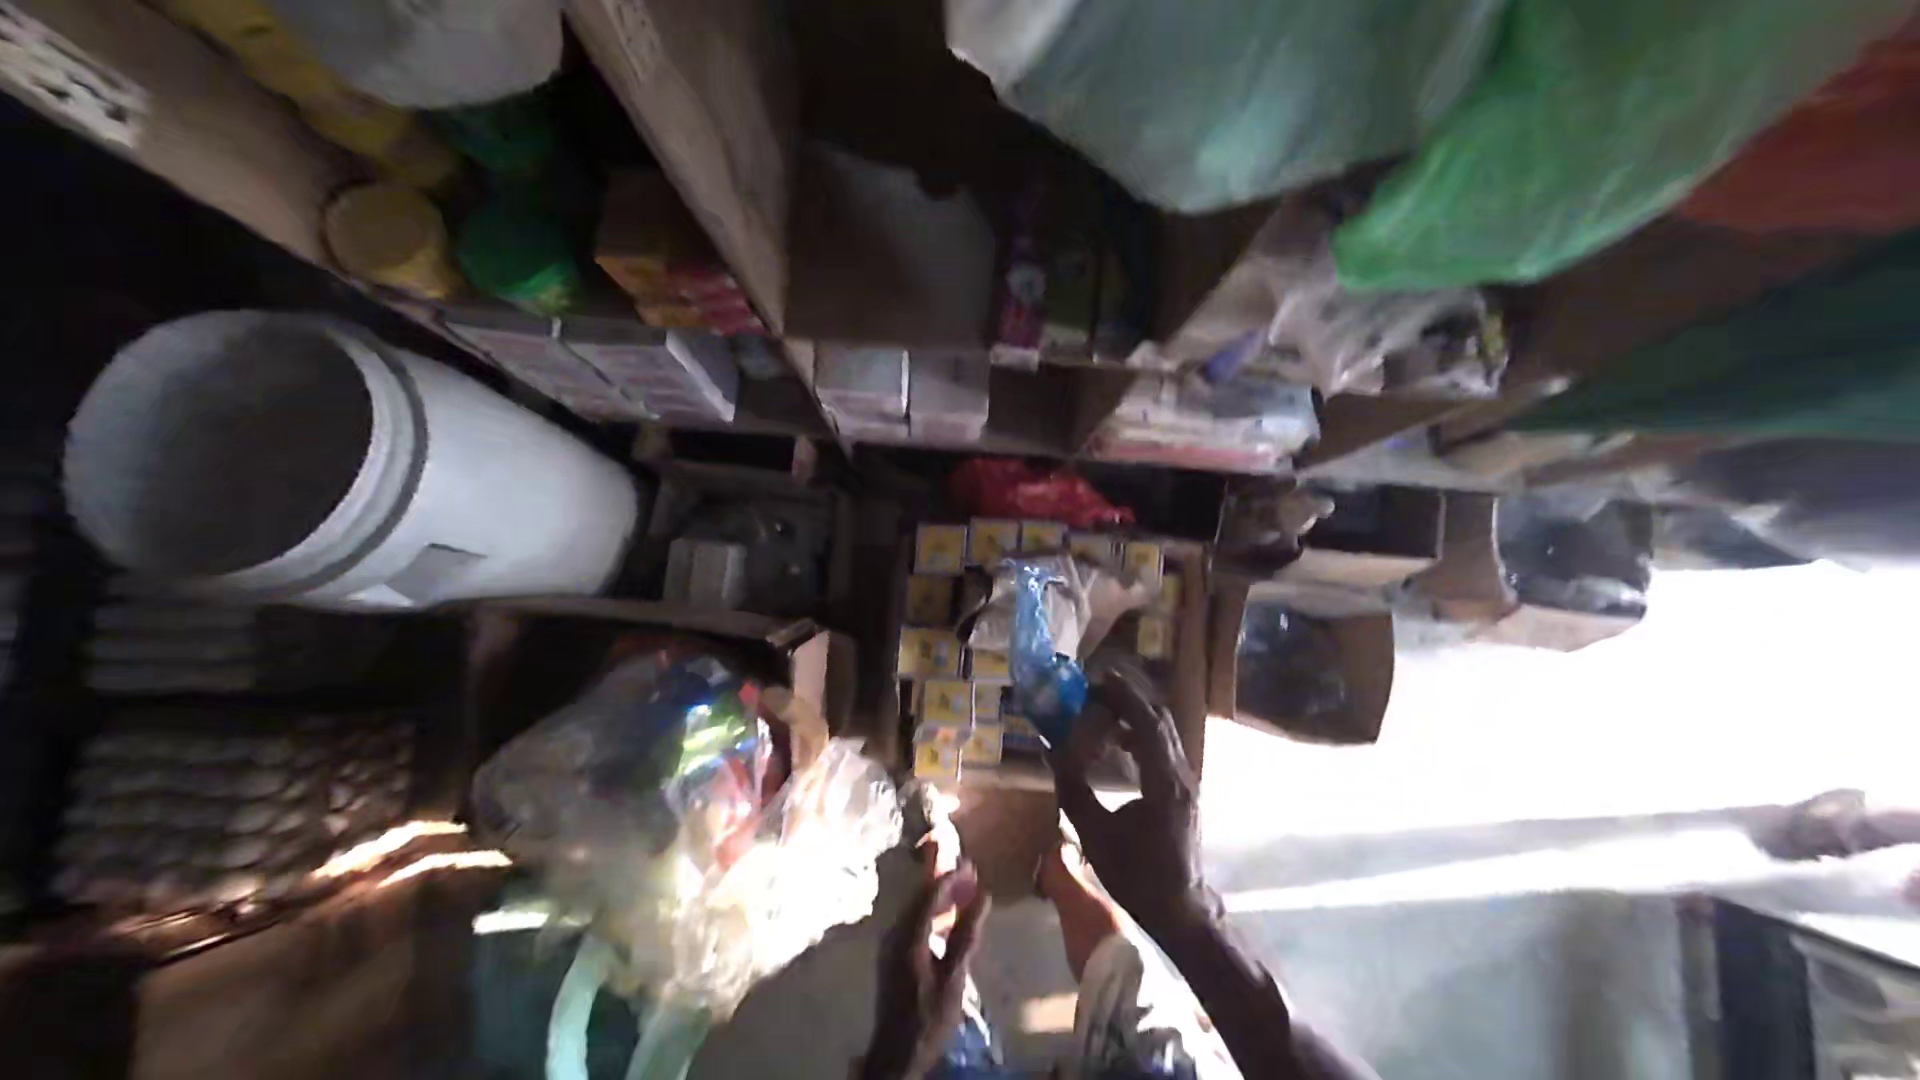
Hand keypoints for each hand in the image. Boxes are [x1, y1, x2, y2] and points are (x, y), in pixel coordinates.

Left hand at [862, 857, 990, 1079]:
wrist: (896, 1055)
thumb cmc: (928, 1018)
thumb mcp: (954, 979)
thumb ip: (966, 936)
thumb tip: (983, 896)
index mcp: (908, 937)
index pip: (930, 895)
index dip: (951, 878)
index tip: (971, 866)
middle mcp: (894, 933)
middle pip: (920, 896)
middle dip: (945, 882)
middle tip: (970, 873)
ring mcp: (889, 943)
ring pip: (915, 907)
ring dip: (939, 896)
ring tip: (964, 890)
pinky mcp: (891, 954)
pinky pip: (913, 920)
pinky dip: (931, 912)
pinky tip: (947, 918)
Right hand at [1049, 675, 1207, 935]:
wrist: (1180, 908)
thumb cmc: (1136, 876)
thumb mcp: (1095, 835)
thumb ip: (1073, 790)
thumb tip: (1051, 752)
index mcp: (1163, 784)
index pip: (1148, 724)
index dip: (1124, 697)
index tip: (1098, 680)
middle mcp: (1181, 776)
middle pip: (1160, 720)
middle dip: (1129, 698)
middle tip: (1095, 689)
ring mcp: (1186, 782)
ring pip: (1165, 731)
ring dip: (1136, 713)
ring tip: (1103, 708)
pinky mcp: (1183, 789)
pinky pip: (1164, 746)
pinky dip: (1142, 732)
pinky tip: (1119, 740)